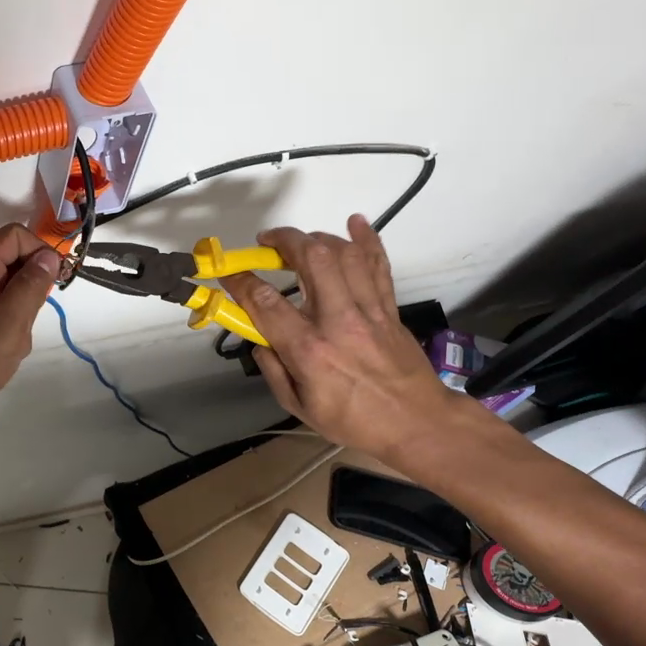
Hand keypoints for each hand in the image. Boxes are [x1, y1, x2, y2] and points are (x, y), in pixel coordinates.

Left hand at [0, 224, 60, 437]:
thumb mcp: (10, 324)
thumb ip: (31, 286)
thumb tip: (49, 255)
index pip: (14, 235)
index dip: (39, 251)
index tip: (53, 283)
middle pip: (13, 257)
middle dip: (31, 285)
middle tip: (29, 318)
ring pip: (10, 285)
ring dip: (22, 309)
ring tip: (13, 339)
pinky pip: (0, 305)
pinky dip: (11, 321)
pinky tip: (5, 346)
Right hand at [220, 214, 466, 464]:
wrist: (418, 423)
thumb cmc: (354, 421)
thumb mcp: (299, 407)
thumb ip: (274, 371)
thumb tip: (260, 342)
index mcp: (308, 349)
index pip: (265, 302)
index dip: (240, 282)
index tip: (228, 274)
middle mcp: (337, 320)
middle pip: (312, 260)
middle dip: (285, 241)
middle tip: (267, 242)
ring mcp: (368, 310)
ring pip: (344, 254)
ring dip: (318, 238)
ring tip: (301, 241)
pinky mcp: (389, 308)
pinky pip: (378, 265)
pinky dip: (367, 239)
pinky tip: (354, 223)